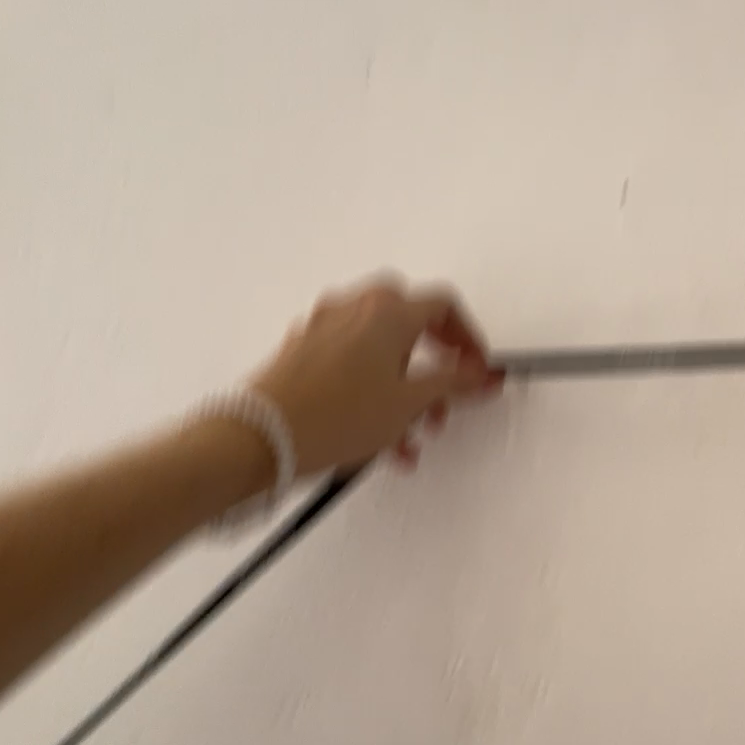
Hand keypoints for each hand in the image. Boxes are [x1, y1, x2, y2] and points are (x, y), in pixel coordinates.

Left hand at [252, 273, 504, 474]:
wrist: (260, 438)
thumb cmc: (335, 416)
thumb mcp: (412, 402)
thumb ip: (455, 383)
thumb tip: (484, 374)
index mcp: (386, 312)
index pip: (444, 305)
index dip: (470, 338)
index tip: (478, 368)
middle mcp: (353, 309)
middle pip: (411, 321)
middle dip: (435, 357)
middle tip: (447, 388)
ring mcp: (323, 328)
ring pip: (382, 347)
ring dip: (406, 385)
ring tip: (415, 429)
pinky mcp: (303, 353)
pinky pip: (354, 364)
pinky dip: (376, 390)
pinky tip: (382, 434)